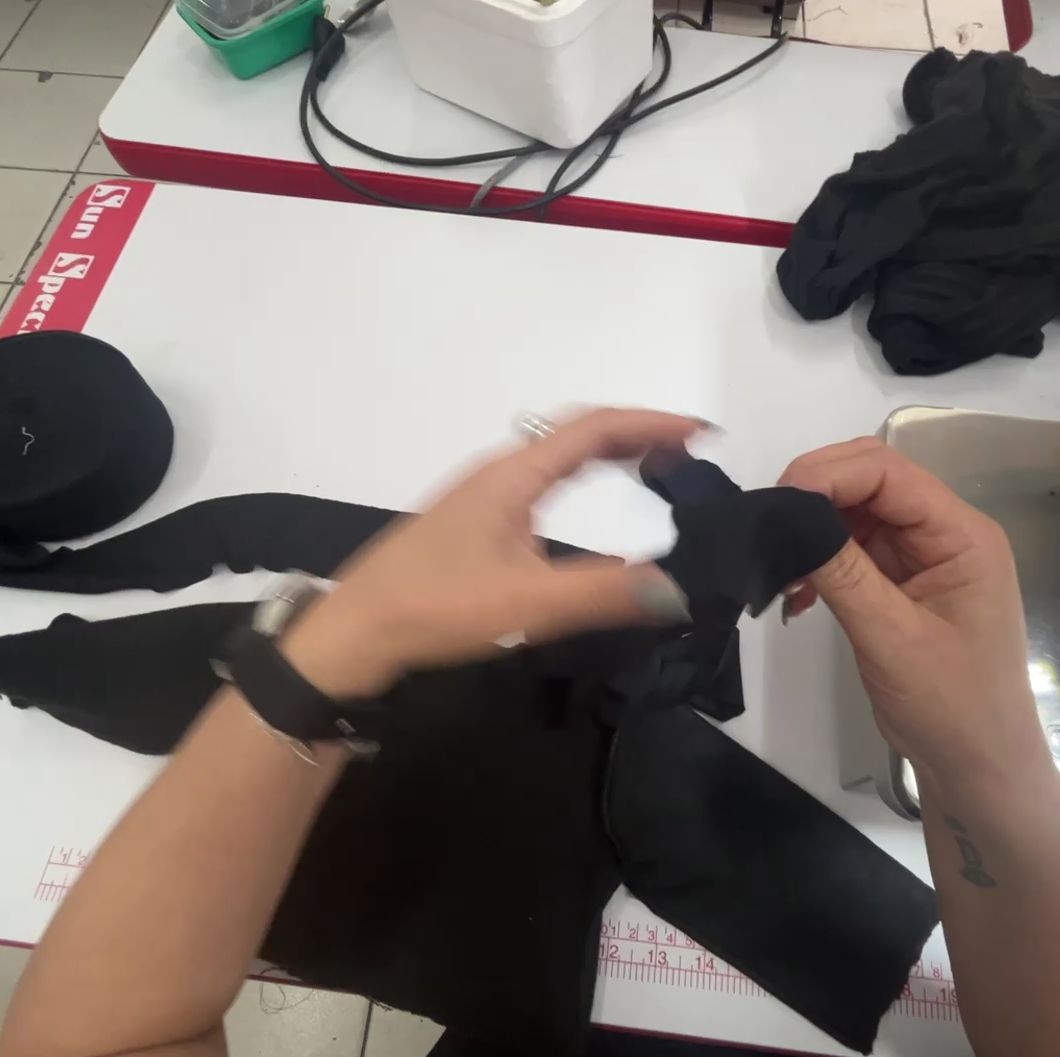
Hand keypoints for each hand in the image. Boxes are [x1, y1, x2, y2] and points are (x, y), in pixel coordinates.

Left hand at [280, 408, 704, 699]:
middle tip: (689, 451)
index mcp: (515, 474)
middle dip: (638, 434)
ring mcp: (485, 494)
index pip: (595, 428)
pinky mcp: (477, 519)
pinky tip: (588, 503)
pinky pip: (543, 480)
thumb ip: (601, 594)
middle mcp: (501, 471)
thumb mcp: (526, 603)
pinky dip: (583, 478)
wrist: (357, 629)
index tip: (702, 433)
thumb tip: (676, 591)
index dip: (652, 424)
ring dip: (610, 453)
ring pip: (558, 455)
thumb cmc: (435, 606)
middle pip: (579, 432)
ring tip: (655, 467)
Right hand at [779, 437, 1047, 775]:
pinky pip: (850, 549)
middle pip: (871, 481)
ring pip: (854, 513)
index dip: (828, 474)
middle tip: (768, 525)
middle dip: (815, 493)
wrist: (976, 766)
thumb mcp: (891, 637)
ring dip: (812, 530)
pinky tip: (797, 591)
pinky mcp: (898, 581)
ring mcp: (920, 556)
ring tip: (778, 565)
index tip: (777, 501)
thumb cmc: (951, 706)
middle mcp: (943, 533)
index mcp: (961, 535)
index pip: (888, 473)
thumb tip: (789, 517)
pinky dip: (818, 559)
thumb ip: (841, 571)